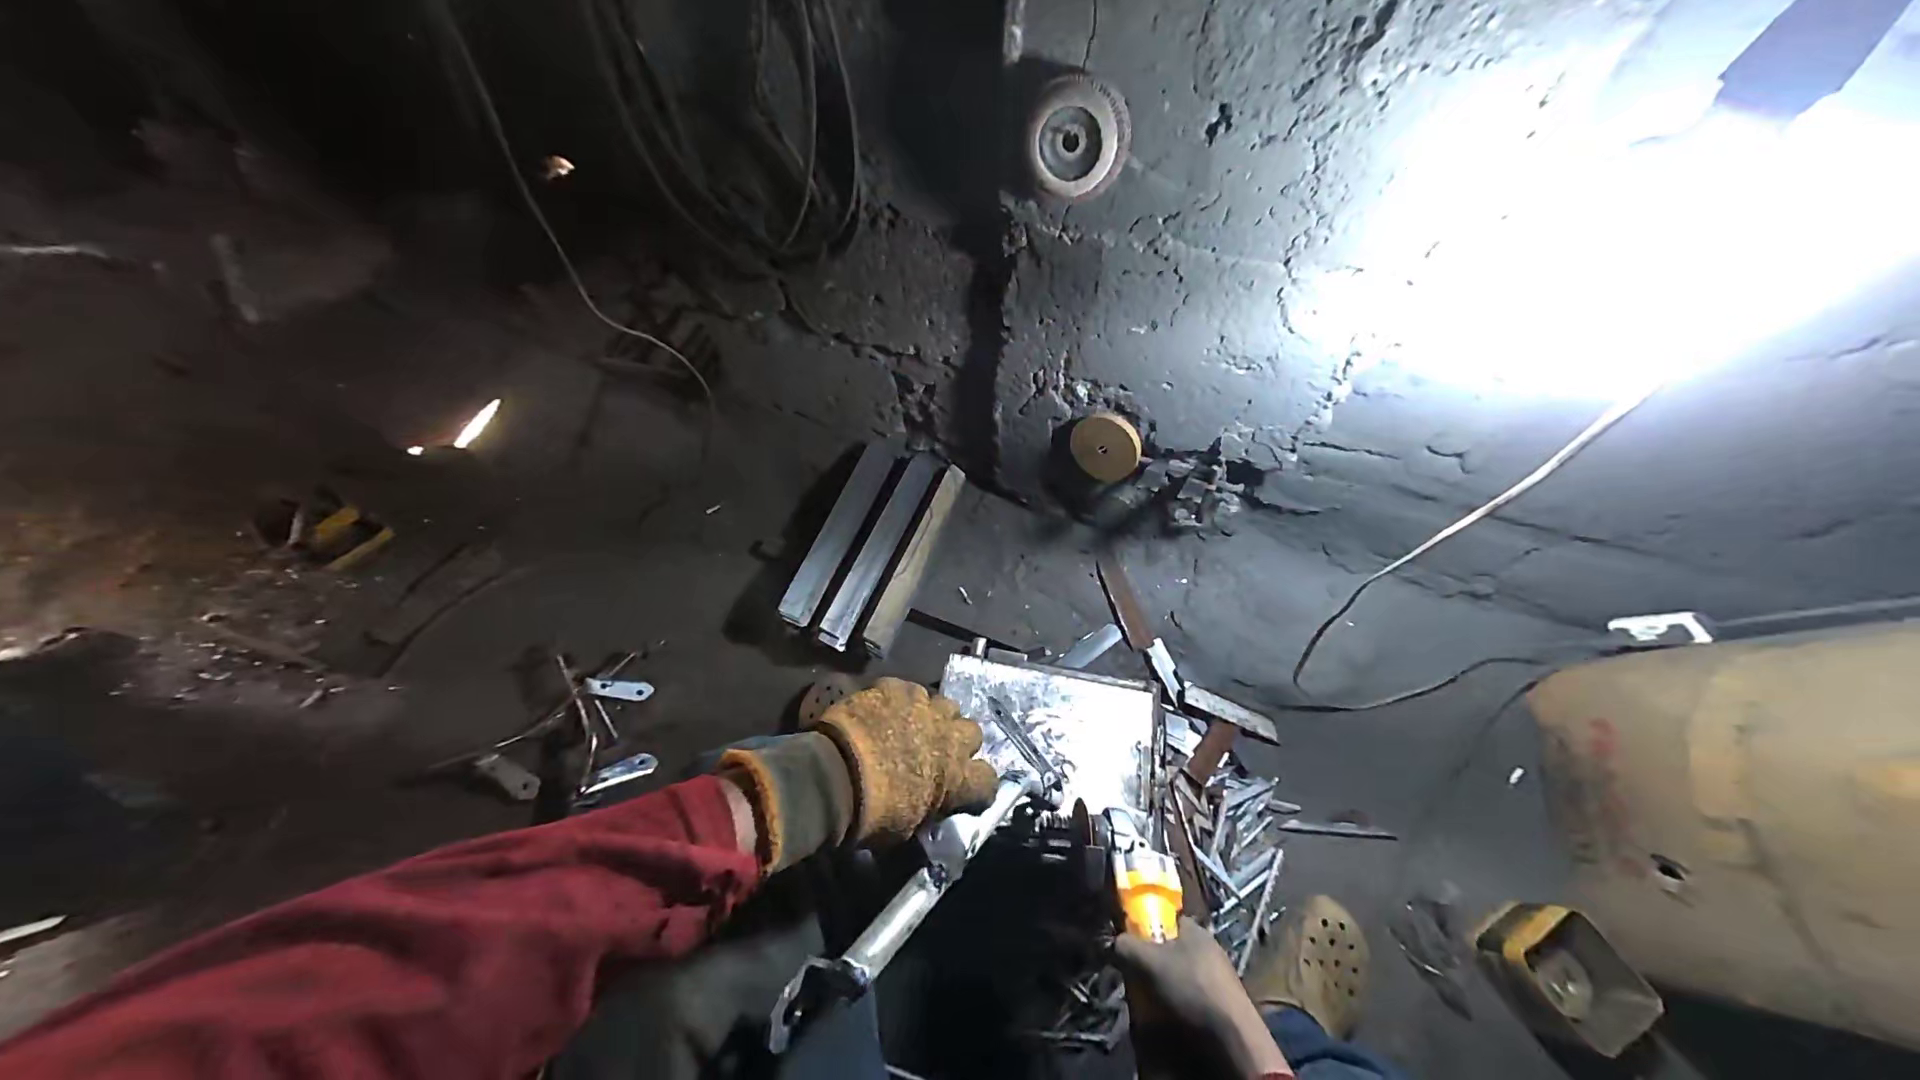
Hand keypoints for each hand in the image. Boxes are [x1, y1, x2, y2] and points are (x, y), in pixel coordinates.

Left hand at [807, 677, 1000, 845]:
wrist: (832, 776)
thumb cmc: (870, 814)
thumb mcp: (906, 827)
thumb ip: (927, 810)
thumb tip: (925, 809)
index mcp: (958, 778)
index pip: (988, 780)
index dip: (977, 785)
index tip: (964, 789)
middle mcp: (950, 737)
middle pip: (972, 732)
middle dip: (958, 741)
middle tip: (937, 751)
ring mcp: (925, 707)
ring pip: (945, 704)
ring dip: (934, 717)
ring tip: (913, 726)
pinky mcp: (898, 687)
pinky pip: (909, 690)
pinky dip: (901, 700)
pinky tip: (885, 710)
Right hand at [1115, 917, 1289, 1078]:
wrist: (1235, 1039)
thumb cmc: (1190, 987)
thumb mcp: (1147, 961)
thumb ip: (1125, 945)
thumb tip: (1113, 942)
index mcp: (1194, 929)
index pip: (1163, 918)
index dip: (1144, 929)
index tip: (1130, 945)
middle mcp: (1209, 946)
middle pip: (1170, 947)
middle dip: (1152, 961)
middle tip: (1138, 976)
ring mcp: (1220, 976)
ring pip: (1181, 973)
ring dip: (1165, 984)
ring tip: (1152, 1001)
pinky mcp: (1226, 1002)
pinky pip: (1194, 995)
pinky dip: (1181, 1003)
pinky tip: (1174, 1016)